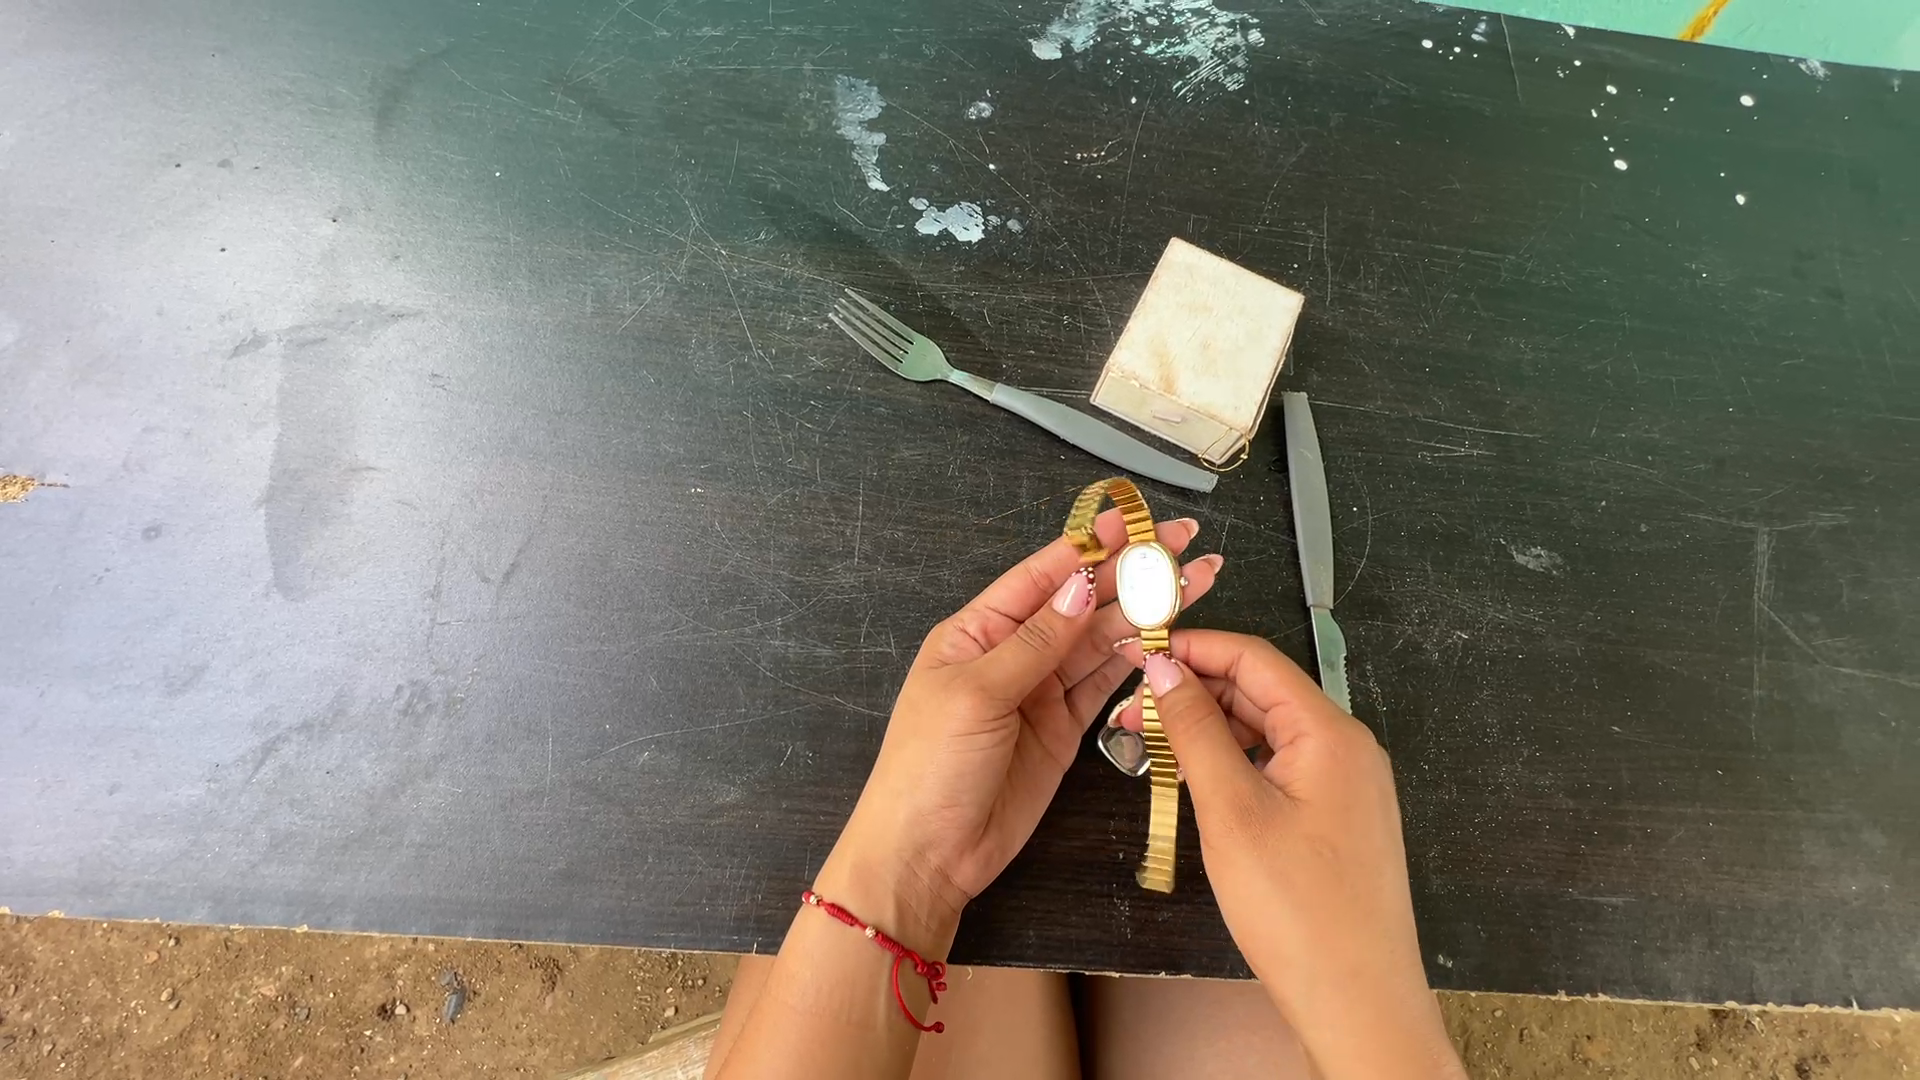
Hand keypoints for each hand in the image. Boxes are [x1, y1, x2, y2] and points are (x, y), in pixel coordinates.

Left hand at [817, 509, 1221, 952]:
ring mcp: (1042, 690)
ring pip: (1100, 641)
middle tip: (1186, 544)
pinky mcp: (1064, 728)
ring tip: (1194, 583)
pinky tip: (1168, 636)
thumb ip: (1034, 643)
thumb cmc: (931, 763)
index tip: (1133, 522)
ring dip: (1145, 613)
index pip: (1041, 576)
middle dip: (1131, 573)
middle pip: (1080, 603)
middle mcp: (1013, 651)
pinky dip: (1135, 661)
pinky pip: (1104, 684)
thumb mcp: (976, 694)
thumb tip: (1079, 586)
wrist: (929, 854)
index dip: (1088, 547)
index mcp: (978, 630)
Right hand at [1117, 631, 1464, 1078]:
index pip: (1255, 659)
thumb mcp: (1232, 808)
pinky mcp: (1331, 816)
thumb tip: (1164, 668)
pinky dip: (1228, 760)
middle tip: (1129, 706)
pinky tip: (1188, 772)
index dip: (1195, 647)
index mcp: (1329, 732)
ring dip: (1205, 728)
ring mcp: (1340, 784)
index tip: (1139, 652)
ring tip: (1146, 739)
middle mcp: (1343, 747)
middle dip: (1193, 691)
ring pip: (1262, 730)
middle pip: (1258, 693)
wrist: (1358, 1010)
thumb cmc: (1293, 906)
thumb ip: (1195, 729)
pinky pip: (1272, 765)